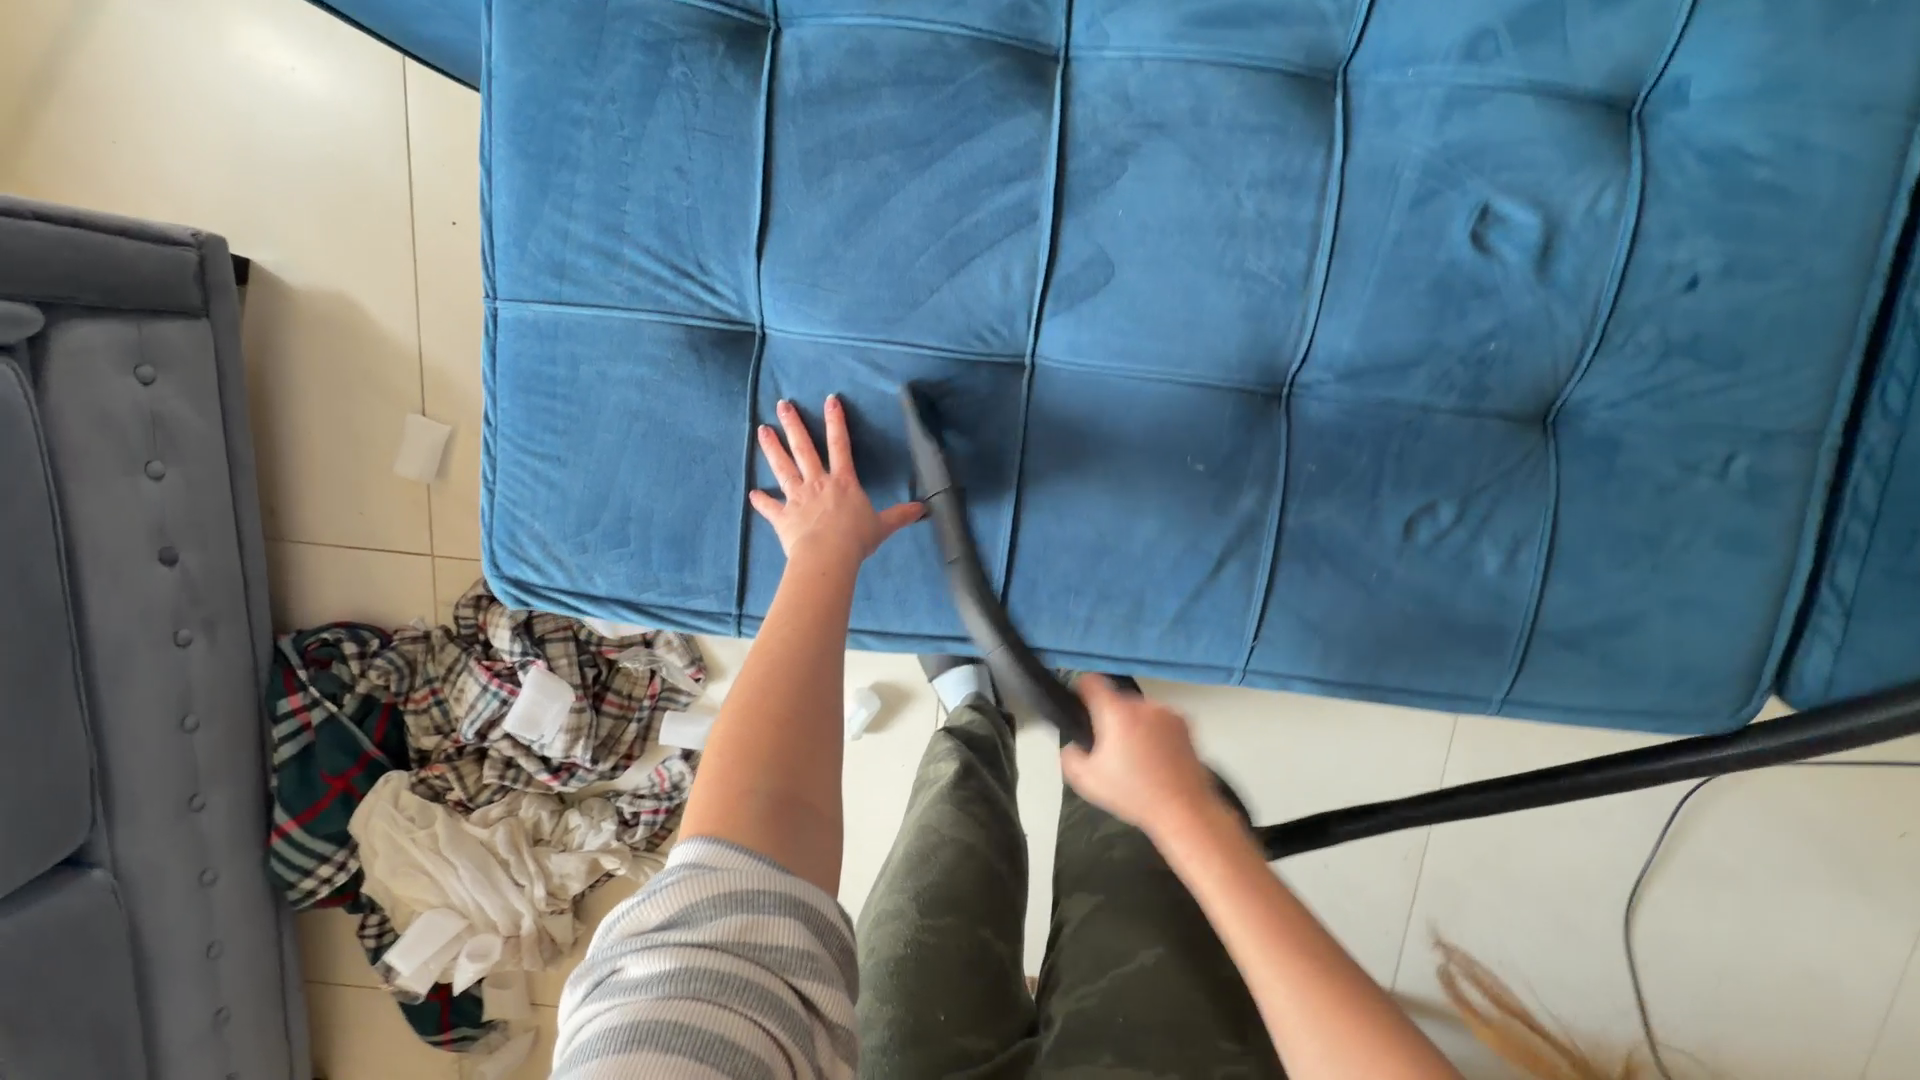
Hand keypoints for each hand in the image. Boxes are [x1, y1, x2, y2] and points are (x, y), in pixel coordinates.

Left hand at [750, 395, 923, 563]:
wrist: (827, 556)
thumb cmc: (856, 539)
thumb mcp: (883, 526)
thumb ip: (900, 515)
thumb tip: (923, 509)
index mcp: (843, 482)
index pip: (840, 445)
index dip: (836, 421)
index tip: (829, 400)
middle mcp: (817, 483)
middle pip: (804, 448)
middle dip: (793, 425)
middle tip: (782, 405)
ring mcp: (797, 498)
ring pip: (782, 468)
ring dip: (772, 448)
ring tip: (762, 429)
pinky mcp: (783, 517)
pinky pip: (770, 507)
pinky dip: (761, 501)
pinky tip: (752, 494)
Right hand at [1060, 675, 1225, 834]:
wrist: (1184, 809)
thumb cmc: (1134, 794)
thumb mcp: (1086, 780)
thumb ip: (1069, 755)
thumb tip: (1075, 744)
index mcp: (1116, 713)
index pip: (1090, 681)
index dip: (1080, 689)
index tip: (1079, 706)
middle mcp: (1143, 705)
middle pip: (1116, 699)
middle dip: (1109, 717)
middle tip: (1109, 747)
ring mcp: (1167, 712)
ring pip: (1138, 709)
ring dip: (1132, 723)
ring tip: (1135, 755)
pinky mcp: (1186, 724)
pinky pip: (1159, 718)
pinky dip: (1153, 730)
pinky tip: (1155, 756)